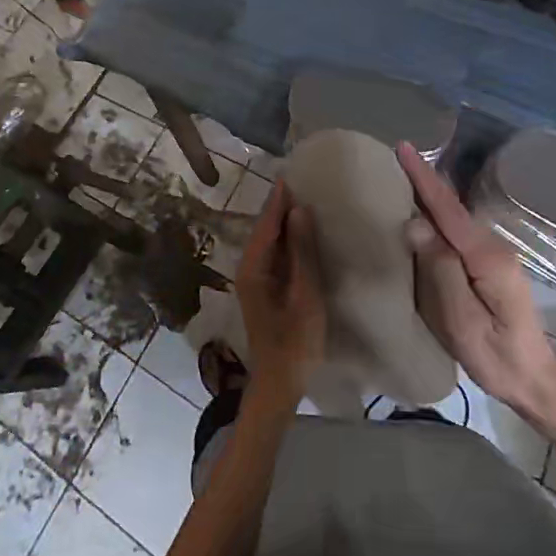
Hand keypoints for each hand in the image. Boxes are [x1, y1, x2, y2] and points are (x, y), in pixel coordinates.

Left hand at [234, 181, 325, 404]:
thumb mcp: (305, 294)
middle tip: (302, 181)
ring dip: (285, 222)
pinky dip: (288, 240)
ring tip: (306, 199)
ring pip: (269, 241)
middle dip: (281, 206)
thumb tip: (299, 210)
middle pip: (265, 229)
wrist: (280, 381)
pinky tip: (304, 234)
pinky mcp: (265, 288)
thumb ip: (303, 252)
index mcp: (253, 267)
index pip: (267, 223)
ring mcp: (256, 279)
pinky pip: (276, 254)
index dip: (279, 199)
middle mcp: (248, 268)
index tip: (291, 173)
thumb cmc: (295, 340)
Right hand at [395, 143, 555, 428]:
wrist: (535, 379)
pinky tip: (421, 215)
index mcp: (488, 258)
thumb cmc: (496, 357)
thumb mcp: (461, 321)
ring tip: (398, 179)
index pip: (448, 211)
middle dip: (423, 182)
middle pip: (452, 208)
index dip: (424, 179)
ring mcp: (494, 255)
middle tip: (392, 159)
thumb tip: (416, 223)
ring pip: (454, 219)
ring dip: (429, 198)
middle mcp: (493, 247)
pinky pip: (457, 233)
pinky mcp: (490, 265)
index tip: (403, 148)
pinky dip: (437, 217)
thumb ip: (441, 271)